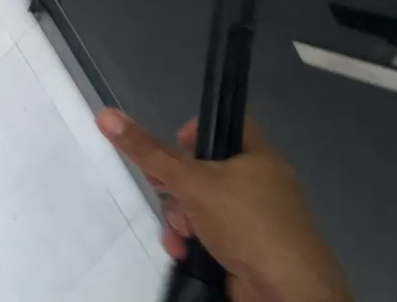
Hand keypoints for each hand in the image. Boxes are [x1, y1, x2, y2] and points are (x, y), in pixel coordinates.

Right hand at [98, 109, 349, 301]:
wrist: (290, 297)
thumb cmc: (246, 224)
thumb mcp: (189, 181)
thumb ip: (147, 150)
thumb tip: (106, 113)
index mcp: (259, 159)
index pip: (226, 126)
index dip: (196, 130)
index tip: (174, 147)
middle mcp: (262, 184)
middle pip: (204, 166)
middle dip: (175, 182)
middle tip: (162, 187)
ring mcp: (258, 218)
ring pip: (203, 200)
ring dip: (180, 214)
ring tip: (180, 230)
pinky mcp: (251, 247)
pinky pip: (212, 228)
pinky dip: (194, 236)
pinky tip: (184, 248)